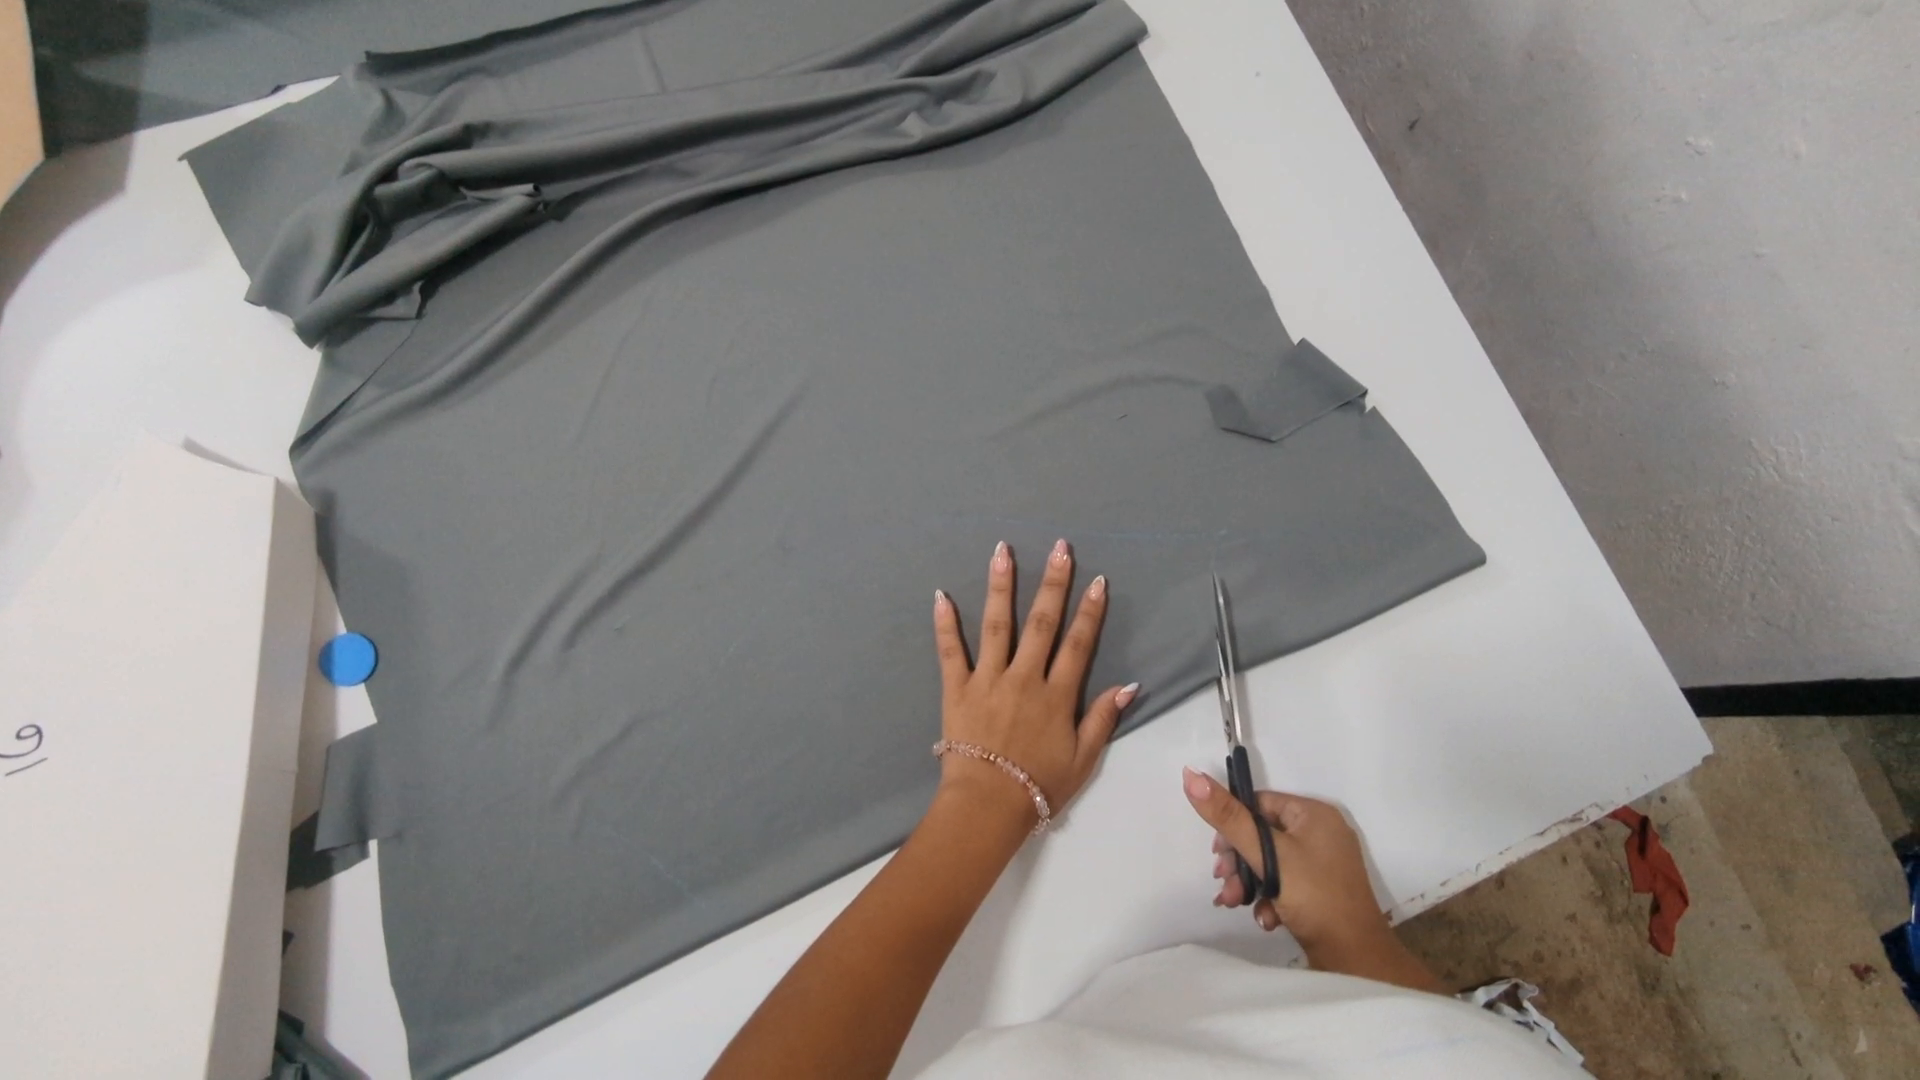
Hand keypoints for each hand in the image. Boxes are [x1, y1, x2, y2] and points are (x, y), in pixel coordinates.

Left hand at [933, 540, 1137, 826]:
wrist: (988, 805)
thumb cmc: (1038, 786)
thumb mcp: (1083, 759)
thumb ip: (1103, 718)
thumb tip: (1129, 684)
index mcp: (1057, 695)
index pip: (1078, 644)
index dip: (1090, 612)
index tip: (1098, 581)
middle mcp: (1024, 678)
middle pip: (1042, 623)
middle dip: (1053, 583)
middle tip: (1060, 548)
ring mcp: (988, 679)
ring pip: (997, 624)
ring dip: (1001, 585)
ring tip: (1003, 550)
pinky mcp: (957, 688)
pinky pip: (950, 651)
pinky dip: (945, 623)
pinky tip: (941, 595)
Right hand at [1182, 770, 1383, 947]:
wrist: (1357, 962)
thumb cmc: (1315, 897)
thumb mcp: (1267, 854)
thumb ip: (1227, 816)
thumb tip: (1190, 774)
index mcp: (1314, 814)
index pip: (1259, 804)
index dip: (1233, 826)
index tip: (1218, 855)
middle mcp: (1321, 833)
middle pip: (1261, 835)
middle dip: (1238, 862)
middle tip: (1224, 884)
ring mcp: (1323, 863)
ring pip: (1269, 862)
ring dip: (1249, 883)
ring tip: (1236, 904)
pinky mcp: (1321, 890)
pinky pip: (1285, 882)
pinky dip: (1269, 897)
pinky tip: (1264, 918)